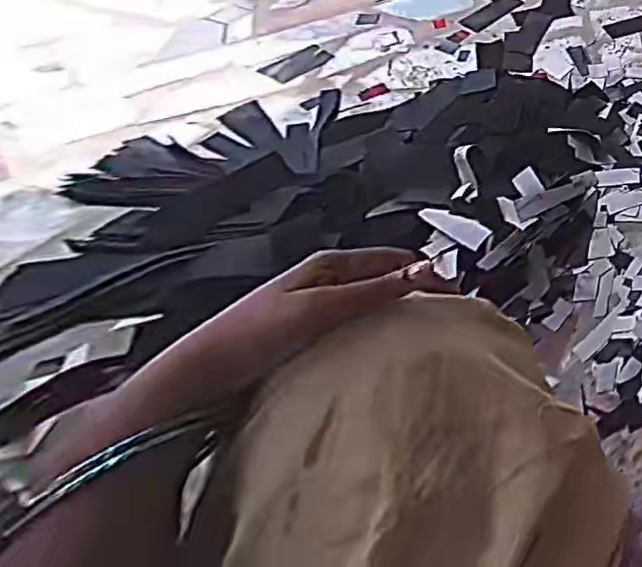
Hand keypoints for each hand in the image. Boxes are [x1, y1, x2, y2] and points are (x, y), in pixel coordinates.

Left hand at [130, 248, 448, 413]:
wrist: (192, 384)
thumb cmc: (244, 338)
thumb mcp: (320, 307)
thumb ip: (374, 288)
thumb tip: (422, 270)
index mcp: (329, 263)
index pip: (396, 256)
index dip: (426, 270)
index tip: (450, 293)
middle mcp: (325, 281)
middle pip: (387, 278)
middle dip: (414, 289)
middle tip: (439, 312)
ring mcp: (317, 308)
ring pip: (373, 302)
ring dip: (395, 313)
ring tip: (413, 331)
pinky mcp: (307, 336)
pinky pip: (355, 327)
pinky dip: (374, 332)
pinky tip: (378, 349)